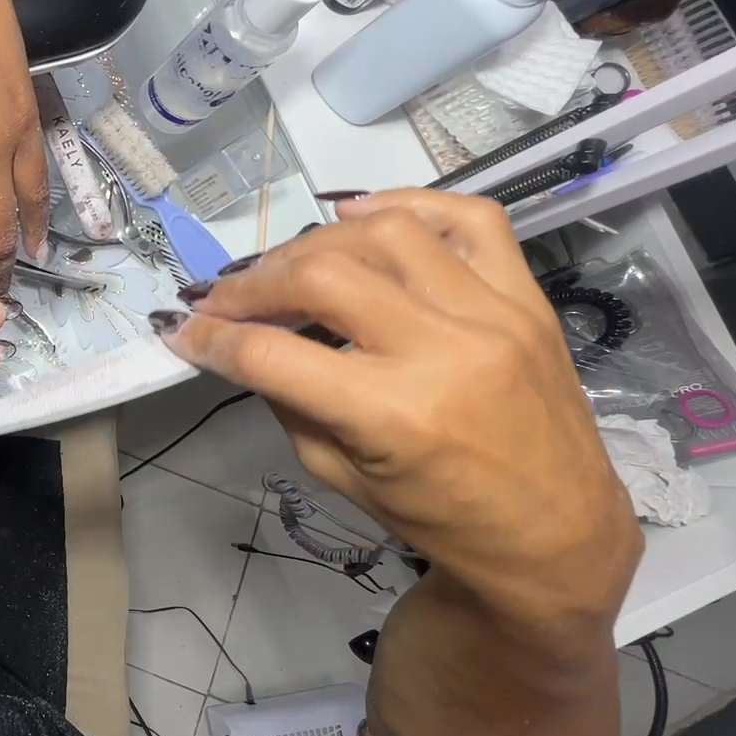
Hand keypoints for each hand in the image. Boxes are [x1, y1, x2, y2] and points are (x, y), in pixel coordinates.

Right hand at [152, 190, 640, 617]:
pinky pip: (468, 220)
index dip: (209, 338)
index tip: (179, 331)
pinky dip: (403, 204)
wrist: (555, 531)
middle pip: (319, 278)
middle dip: (248, 285)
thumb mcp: (332, 470)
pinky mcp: (526, 298)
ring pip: (383, 234)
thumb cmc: (433, 515)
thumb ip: (285, 397)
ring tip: (282, 270)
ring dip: (309, 246)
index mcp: (392, 414)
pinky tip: (354, 217)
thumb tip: (240, 343)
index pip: (269, 354)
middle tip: (219, 302)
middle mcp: (445, 351)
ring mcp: (494, 315)